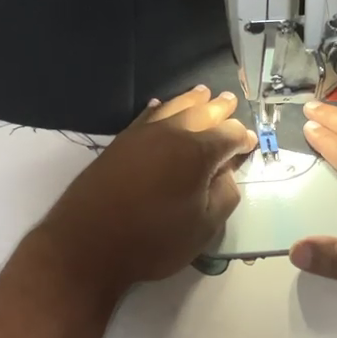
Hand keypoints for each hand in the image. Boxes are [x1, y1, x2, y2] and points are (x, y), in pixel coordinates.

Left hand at [38, 86, 256, 295]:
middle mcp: (171, 134)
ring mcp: (142, 134)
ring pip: (172, 107)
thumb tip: (227, 172)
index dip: (241, 138)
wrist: (88, 243)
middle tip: (230, 101)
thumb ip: (224, 195)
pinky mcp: (120, 142)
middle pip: (201, 112)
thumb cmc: (153, 241)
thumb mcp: (203, 228)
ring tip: (203, 93)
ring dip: (191, 100)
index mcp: (197, 152)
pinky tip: (161, 105)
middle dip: (219, 108)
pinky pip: (146, 115)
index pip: (228, 135)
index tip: (248, 143)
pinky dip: (160, 108)